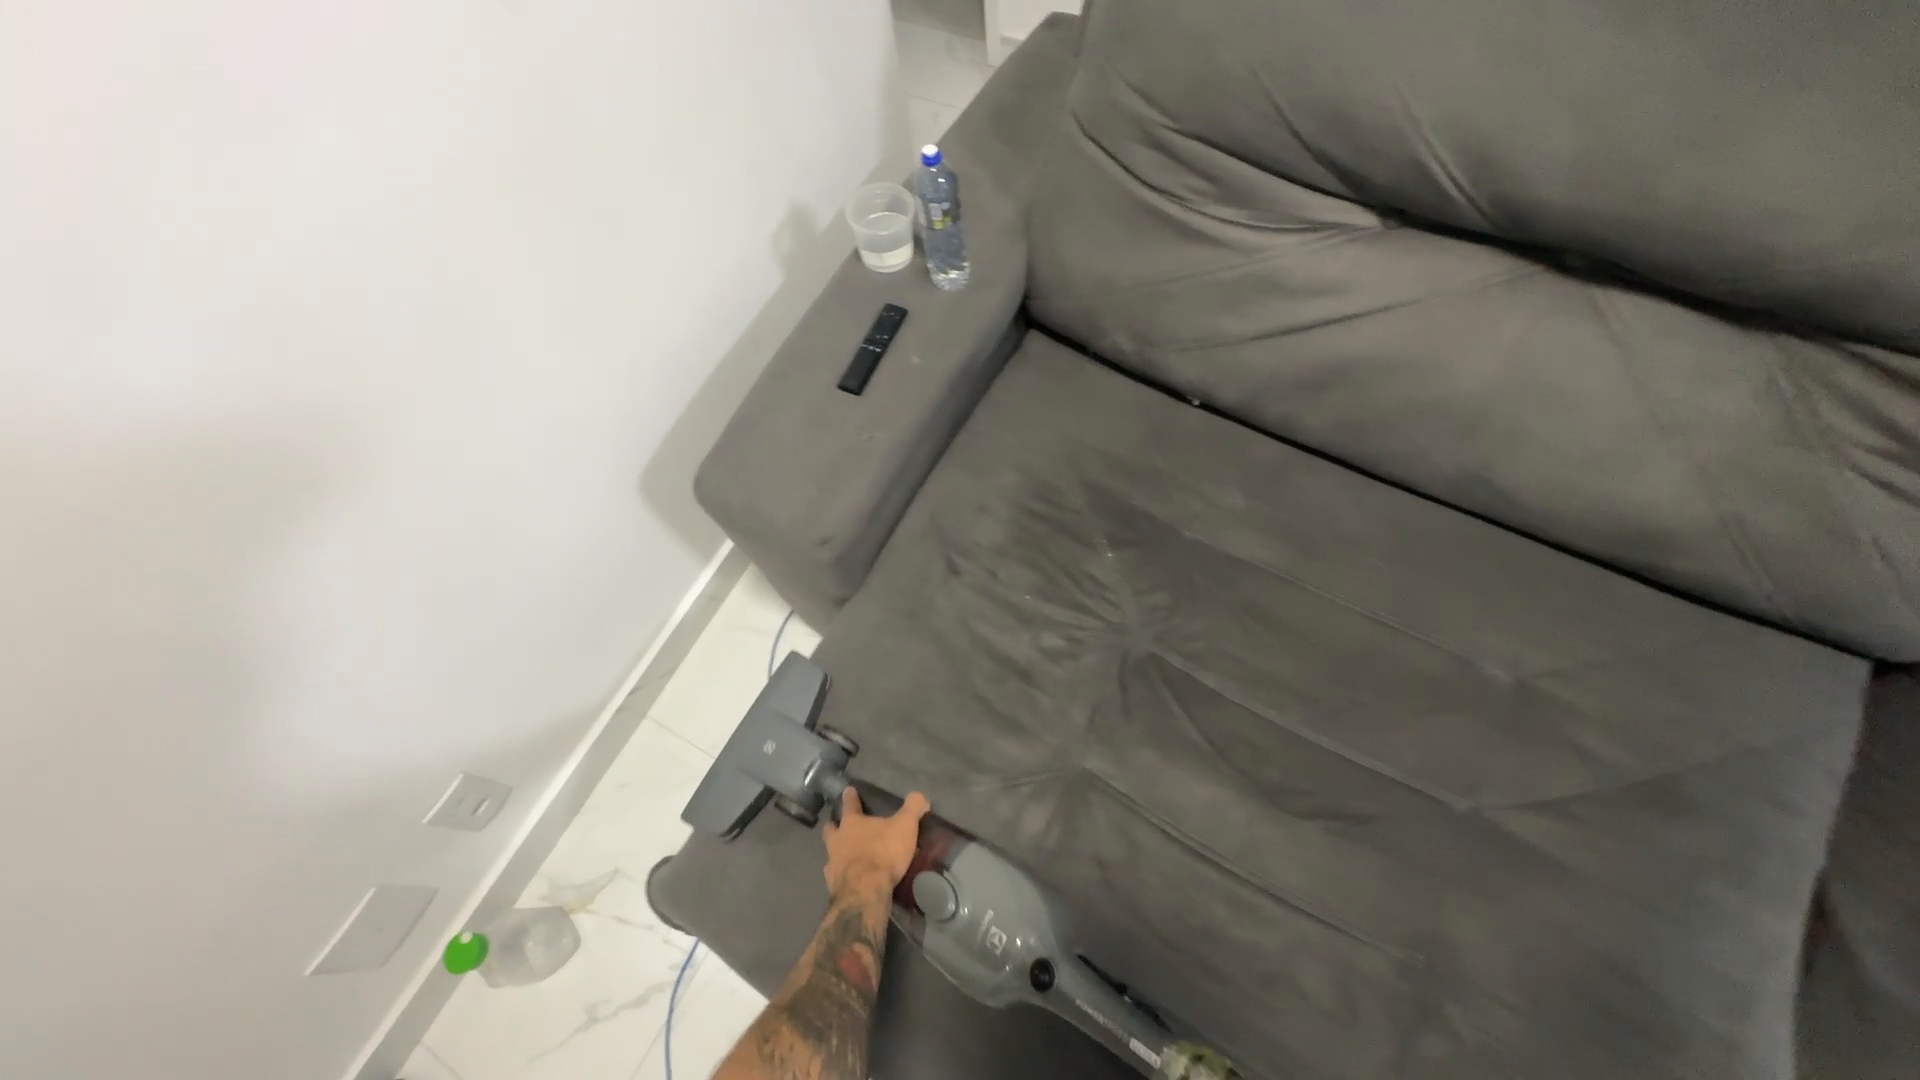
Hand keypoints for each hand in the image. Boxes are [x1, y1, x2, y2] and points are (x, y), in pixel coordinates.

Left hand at [822, 788, 929, 902]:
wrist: (865, 892)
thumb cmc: (883, 853)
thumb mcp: (905, 826)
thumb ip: (913, 808)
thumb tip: (920, 796)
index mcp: (852, 823)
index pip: (850, 804)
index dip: (850, 796)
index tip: (847, 790)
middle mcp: (837, 840)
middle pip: (831, 828)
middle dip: (833, 825)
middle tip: (836, 824)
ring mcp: (832, 863)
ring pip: (830, 853)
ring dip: (836, 852)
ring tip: (844, 855)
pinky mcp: (833, 885)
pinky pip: (834, 876)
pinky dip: (840, 876)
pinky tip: (847, 880)